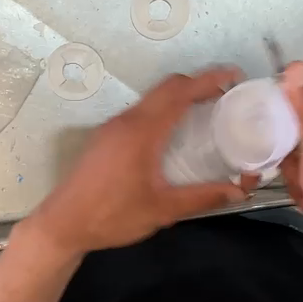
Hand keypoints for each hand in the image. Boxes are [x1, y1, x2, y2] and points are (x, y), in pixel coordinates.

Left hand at [23, 66, 254, 256]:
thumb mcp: (163, 210)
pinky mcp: (104, 138)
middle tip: (225, 96)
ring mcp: (112, 128)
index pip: (180, 91)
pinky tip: (173, 133)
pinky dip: (163, 111)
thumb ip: (203, 198)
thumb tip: (240, 190)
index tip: (234, 76)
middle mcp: (126, 121)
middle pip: (166, 88)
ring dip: (178, 98)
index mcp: (142, 131)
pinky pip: (140, 113)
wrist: (62, 225)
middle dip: (197, 85)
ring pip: (151, 100)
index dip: (209, 79)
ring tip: (204, 112)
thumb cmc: (112, 216)